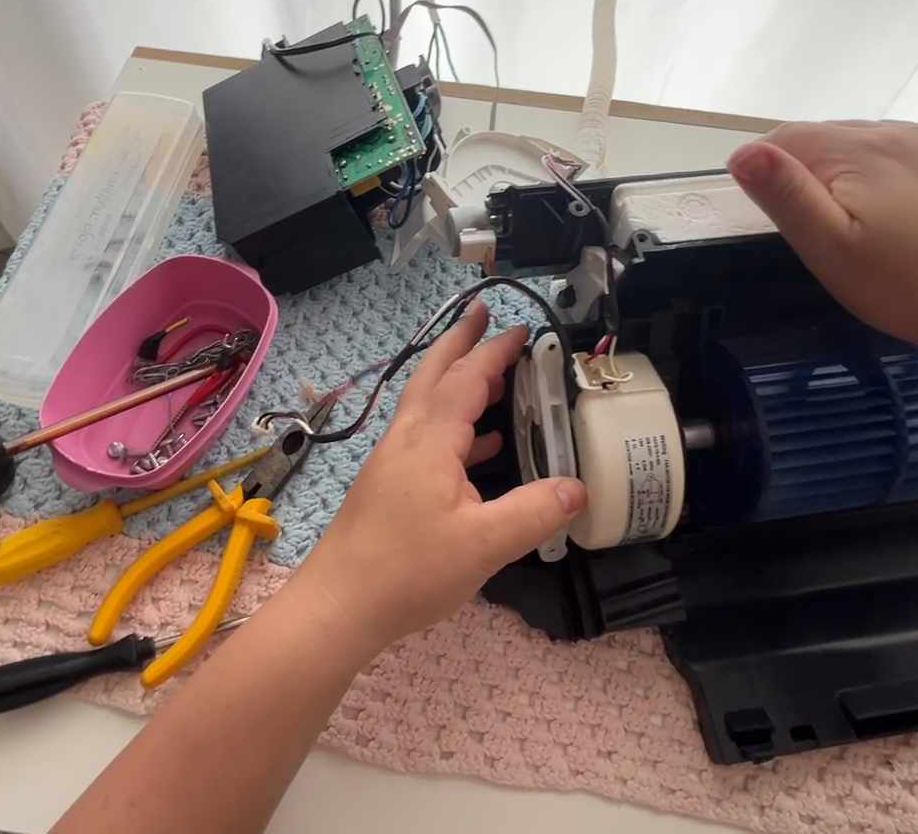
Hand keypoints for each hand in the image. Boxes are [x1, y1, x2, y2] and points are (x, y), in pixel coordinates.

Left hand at [285, 302, 586, 657]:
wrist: (338, 605)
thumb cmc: (407, 572)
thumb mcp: (483, 546)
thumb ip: (534, 513)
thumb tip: (579, 488)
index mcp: (430, 441)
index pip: (466, 380)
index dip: (495, 352)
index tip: (522, 329)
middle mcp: (406, 438)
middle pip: (433, 373)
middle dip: (459, 340)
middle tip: (482, 312)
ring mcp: (392, 459)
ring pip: (426, 402)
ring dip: (455, 377)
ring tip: (490, 371)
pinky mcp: (389, 482)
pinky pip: (425, 434)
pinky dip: (454, 423)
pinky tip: (480, 443)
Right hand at [727, 121, 917, 366]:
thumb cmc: (906, 289)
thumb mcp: (827, 249)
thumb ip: (785, 194)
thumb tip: (745, 152)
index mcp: (860, 150)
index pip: (788, 137)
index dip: (769, 170)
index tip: (777, 213)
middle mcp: (906, 131)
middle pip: (835, 137)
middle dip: (816, 172)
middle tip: (827, 230)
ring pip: (881, 144)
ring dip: (862, 172)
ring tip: (875, 228)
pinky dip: (908, 175)